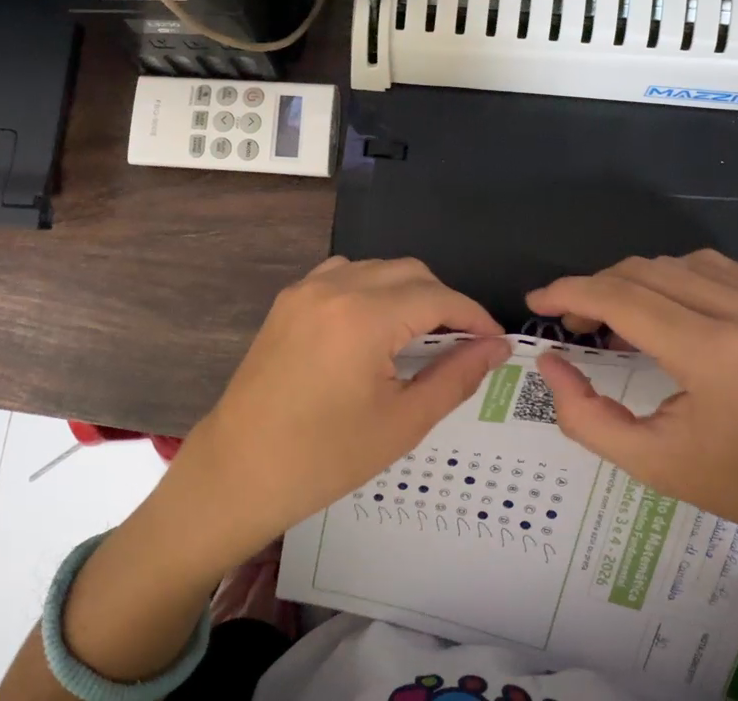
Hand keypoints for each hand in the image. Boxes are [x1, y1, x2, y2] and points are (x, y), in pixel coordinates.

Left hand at [170, 257, 509, 559]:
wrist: (240, 469)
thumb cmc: (325, 457)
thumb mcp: (402, 422)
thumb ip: (455, 376)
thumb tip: (495, 347)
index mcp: (364, 316)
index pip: (438, 297)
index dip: (474, 316)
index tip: (496, 342)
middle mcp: (334, 288)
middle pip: (408, 272)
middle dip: (443, 300)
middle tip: (463, 343)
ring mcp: (304, 290)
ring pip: (374, 268)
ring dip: (406, 290)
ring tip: (423, 335)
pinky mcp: (286, 302)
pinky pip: (340, 275)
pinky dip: (369, 288)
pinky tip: (376, 327)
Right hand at [529, 250, 737, 573]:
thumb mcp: (656, 466)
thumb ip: (587, 416)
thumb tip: (551, 365)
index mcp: (714, 351)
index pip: (619, 295)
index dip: (567, 291)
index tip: (535, 303)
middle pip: (644, 271)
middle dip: (596, 289)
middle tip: (573, 326)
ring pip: (678, 263)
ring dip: (635, 282)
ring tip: (617, 320)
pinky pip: (716, 271)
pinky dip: (676, 281)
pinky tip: (669, 314)